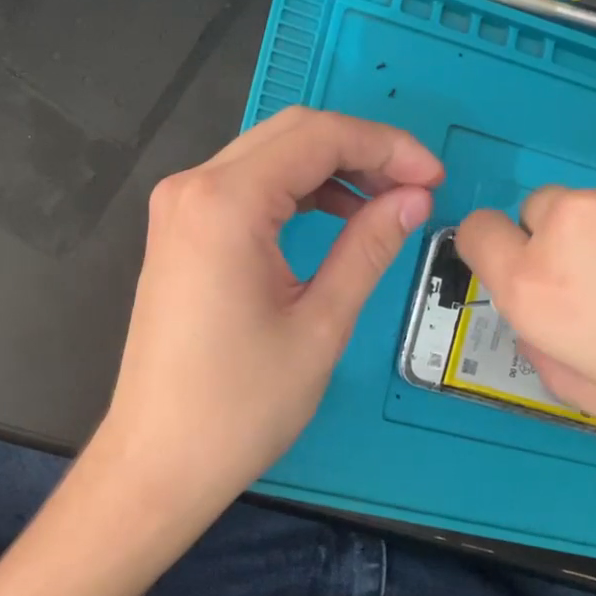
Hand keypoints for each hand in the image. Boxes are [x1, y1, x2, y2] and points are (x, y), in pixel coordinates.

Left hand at [89, 107, 442, 527]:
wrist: (160, 461)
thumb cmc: (240, 405)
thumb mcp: (320, 324)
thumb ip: (368, 247)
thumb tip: (415, 198)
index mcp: (226, 202)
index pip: (319, 136)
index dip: (387, 147)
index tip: (436, 175)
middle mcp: (193, 187)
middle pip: (291, 134)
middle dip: (362, 151)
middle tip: (417, 188)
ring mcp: (178, 209)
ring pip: (268, 157)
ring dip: (330, 170)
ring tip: (386, 204)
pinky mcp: (178, 233)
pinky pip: (244, 188)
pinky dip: (294, 193)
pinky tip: (335, 218)